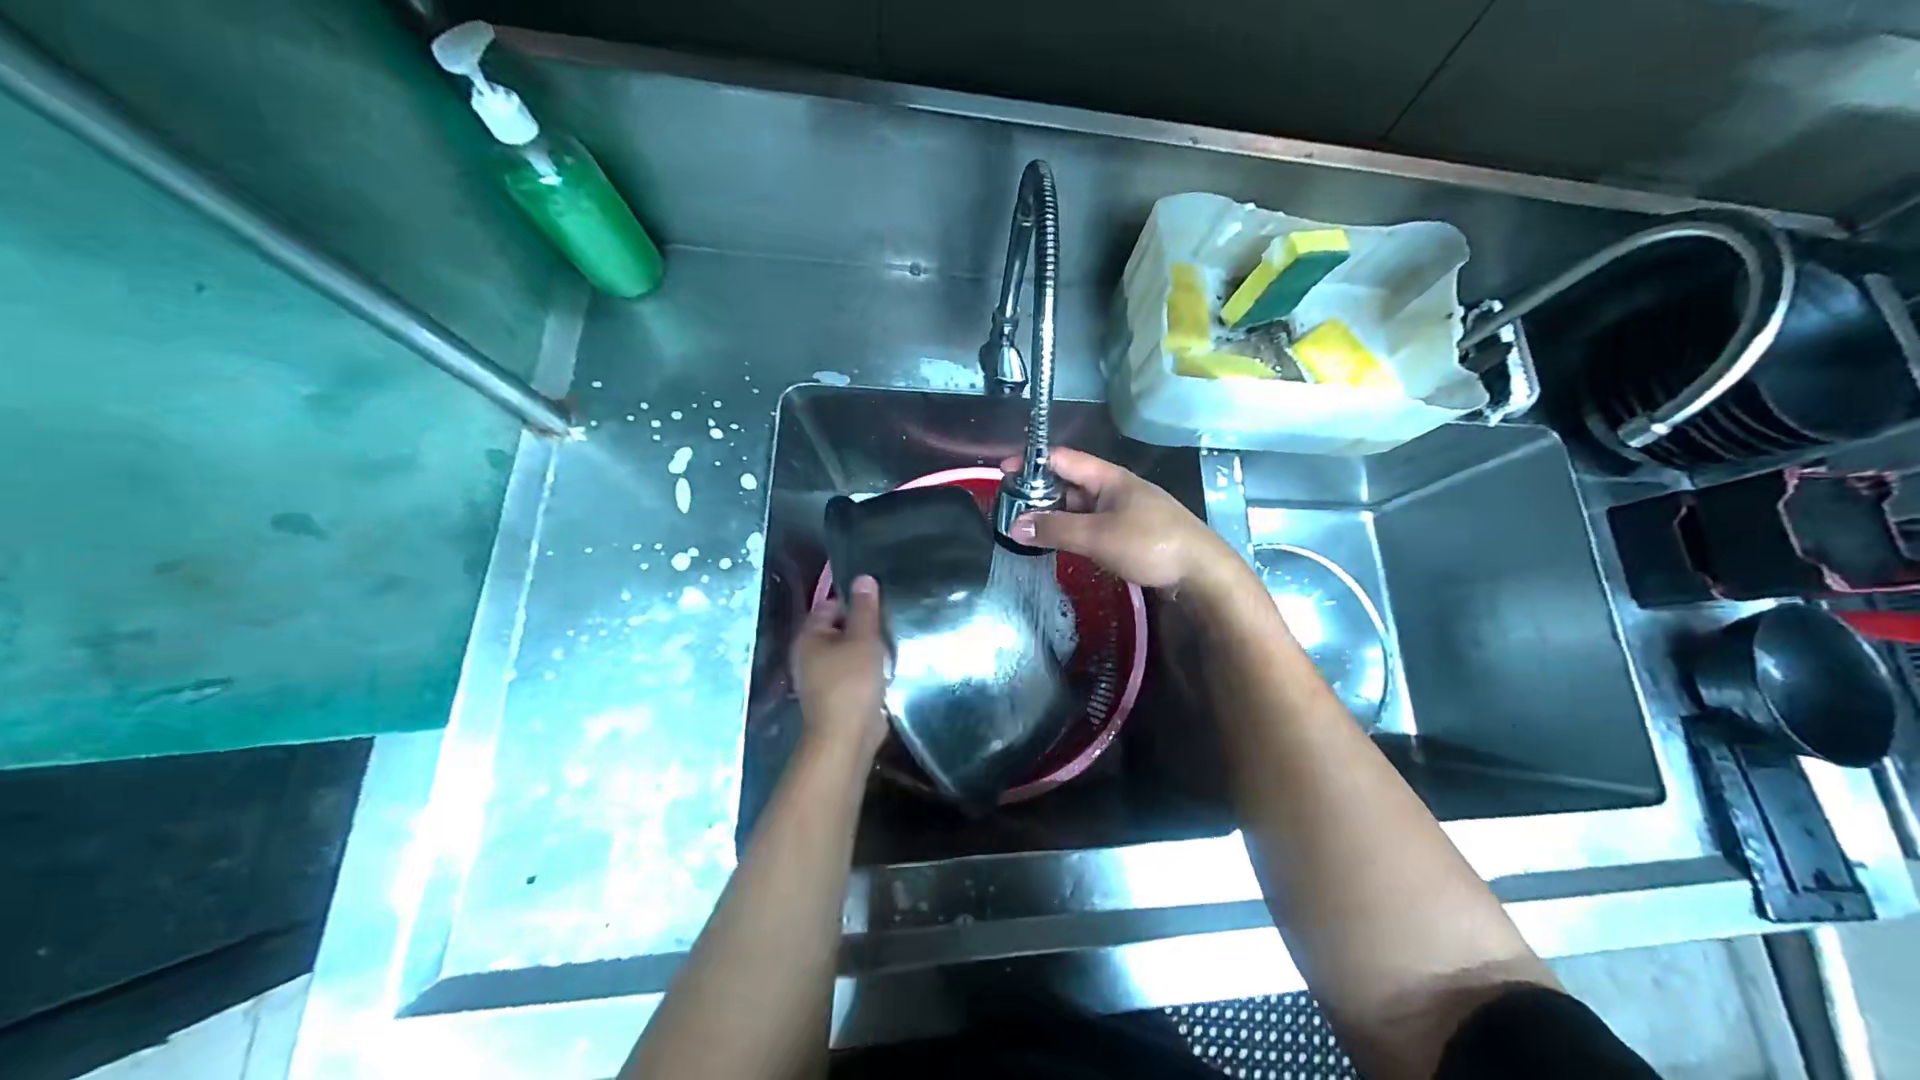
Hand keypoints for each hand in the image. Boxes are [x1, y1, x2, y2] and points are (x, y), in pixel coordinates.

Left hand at [791, 574, 889, 760]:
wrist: (846, 736)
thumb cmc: (852, 681)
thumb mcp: (863, 638)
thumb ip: (865, 608)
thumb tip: (863, 578)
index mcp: (809, 635)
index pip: (831, 604)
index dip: (855, 601)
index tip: (880, 604)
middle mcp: (809, 654)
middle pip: (839, 628)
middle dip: (864, 626)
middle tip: (889, 624)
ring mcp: (820, 677)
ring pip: (848, 652)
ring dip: (868, 650)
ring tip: (891, 645)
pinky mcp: (835, 695)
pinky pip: (853, 672)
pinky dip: (867, 670)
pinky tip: (886, 670)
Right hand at [1001, 448, 1237, 591]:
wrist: (1201, 573)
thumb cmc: (1150, 544)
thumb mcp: (1097, 536)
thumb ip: (1055, 529)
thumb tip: (1015, 525)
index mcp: (1108, 477)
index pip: (1061, 459)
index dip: (1031, 461)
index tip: (1002, 472)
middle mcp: (1114, 489)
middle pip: (1068, 483)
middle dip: (1037, 492)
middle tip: (1007, 508)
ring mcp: (1122, 512)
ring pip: (1078, 507)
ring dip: (1053, 515)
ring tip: (1023, 528)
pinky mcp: (1128, 534)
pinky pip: (1090, 525)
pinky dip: (1070, 531)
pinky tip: (1056, 543)